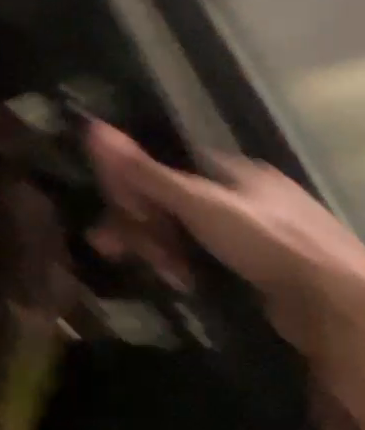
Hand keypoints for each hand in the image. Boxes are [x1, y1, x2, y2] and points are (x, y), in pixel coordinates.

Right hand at [85, 122, 364, 337]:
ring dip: (157, 249)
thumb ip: (144, 171)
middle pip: (166, 202)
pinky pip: (198, 255)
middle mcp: (240, 195)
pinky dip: (183, 265)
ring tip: (159, 271)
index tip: (112, 210)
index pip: (162, 168)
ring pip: (179, 232)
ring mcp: (248, 230)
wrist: (335, 301)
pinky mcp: (251, 262)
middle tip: (111, 246)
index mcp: (231, 172)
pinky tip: (181, 280)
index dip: (130, 186)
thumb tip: (94, 128)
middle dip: (138, 225)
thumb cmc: (266, 240)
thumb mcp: (197, 203)